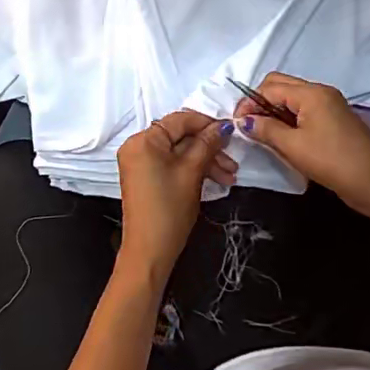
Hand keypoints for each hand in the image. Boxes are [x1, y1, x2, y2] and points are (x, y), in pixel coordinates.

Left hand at [115, 110, 236, 278]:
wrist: (149, 250)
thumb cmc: (169, 208)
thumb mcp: (192, 173)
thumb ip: (207, 144)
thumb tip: (223, 126)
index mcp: (144, 140)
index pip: (179, 120)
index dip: (207, 124)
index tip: (232, 132)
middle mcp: (137, 146)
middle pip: (180, 137)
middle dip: (209, 148)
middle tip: (232, 164)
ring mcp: (140, 162)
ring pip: (179, 152)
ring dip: (205, 162)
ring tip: (229, 179)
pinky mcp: (146, 176)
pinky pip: (171, 164)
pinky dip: (191, 170)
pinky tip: (215, 181)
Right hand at [236, 72, 369, 217]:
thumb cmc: (332, 162)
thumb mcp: (292, 146)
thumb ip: (265, 129)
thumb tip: (243, 121)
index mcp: (311, 93)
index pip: (269, 87)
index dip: (249, 102)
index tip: (236, 124)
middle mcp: (321, 92)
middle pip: (280, 86)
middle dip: (260, 103)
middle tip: (248, 127)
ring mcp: (330, 105)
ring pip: (292, 99)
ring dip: (274, 112)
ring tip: (263, 135)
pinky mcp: (334, 120)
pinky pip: (304, 111)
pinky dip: (289, 120)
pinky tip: (283, 139)